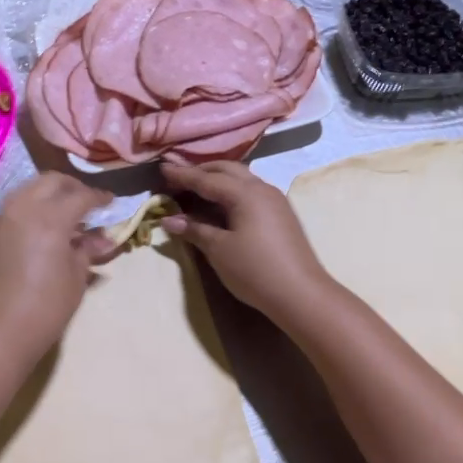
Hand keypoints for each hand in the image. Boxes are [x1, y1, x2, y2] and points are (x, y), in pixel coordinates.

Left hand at [0, 174, 113, 360]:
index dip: (100, 197)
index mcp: (50, 217)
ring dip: (47, 197)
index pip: (81, 196)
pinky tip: (36, 235)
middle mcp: (21, 209)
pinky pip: (10, 212)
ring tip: (61, 218)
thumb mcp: (74, 281)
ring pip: (26, 192)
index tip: (111, 202)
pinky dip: (28, 213)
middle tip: (86, 203)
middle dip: (72, 187)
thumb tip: (101, 240)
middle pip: (50, 182)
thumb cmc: (41, 311)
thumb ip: (86, 252)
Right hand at [160, 162, 333, 319]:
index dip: (183, 174)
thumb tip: (169, 219)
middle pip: (227, 170)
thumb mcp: (219, 250)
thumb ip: (195, 229)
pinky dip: (231, 190)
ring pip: (241, 178)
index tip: (162, 169)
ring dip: (218, 179)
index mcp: (245, 193)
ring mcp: (275, 199)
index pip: (207, 179)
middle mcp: (261, 188)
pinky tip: (222, 204)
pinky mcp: (281, 213)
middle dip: (201, 171)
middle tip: (178, 177)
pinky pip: (250, 190)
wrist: (301, 293)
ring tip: (197, 188)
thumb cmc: (255, 270)